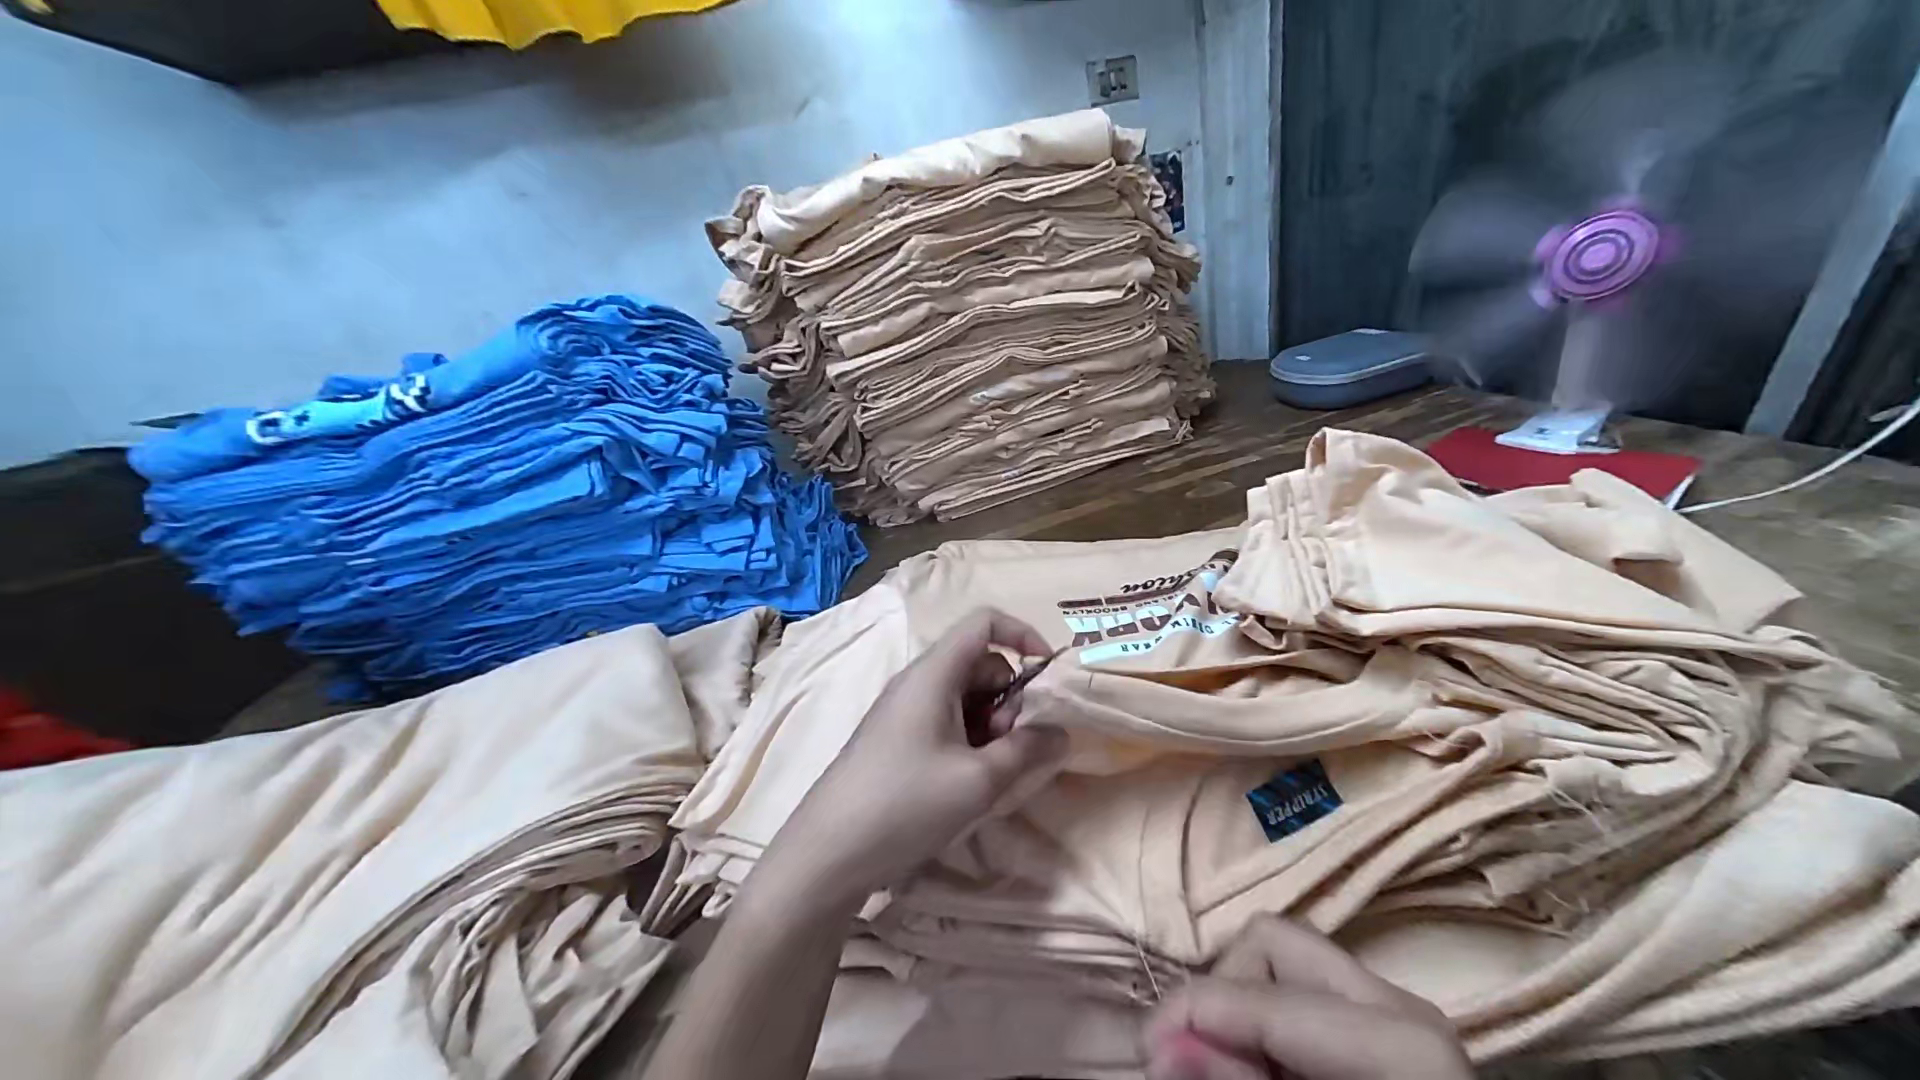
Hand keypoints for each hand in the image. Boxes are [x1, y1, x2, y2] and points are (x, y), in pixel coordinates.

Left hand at [751, 608, 1070, 913]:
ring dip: (990, 724)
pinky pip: (946, 719)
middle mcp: (918, 681)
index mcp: (934, 672)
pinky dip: (969, 739)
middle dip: (1009, 697)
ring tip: (987, 771)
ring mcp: (905, 709)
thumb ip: (1028, 750)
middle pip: (980, 663)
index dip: (1022, 634)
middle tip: (1008, 745)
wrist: (829, 851)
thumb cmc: (906, 803)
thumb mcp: (979, 780)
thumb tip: (1060, 733)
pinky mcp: (897, 737)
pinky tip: (967, 781)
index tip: (1048, 674)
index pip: (984, 622)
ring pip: (965, 695)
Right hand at [1146, 917, 1472, 1079]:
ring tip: (1235, 1069)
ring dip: (1241, 1010)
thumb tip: (1160, 1046)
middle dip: (1223, 994)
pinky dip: (1267, 1026)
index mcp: (1399, 1039)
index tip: (1148, 1054)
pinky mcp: (1387, 1030)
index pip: (1263, 994)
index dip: (1192, 1014)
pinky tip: (1265, 1070)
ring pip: (1281, 960)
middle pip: (1269, 943)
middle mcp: (1398, 1005)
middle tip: (1199, 1058)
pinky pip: (1301, 993)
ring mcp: (1396, 1013)